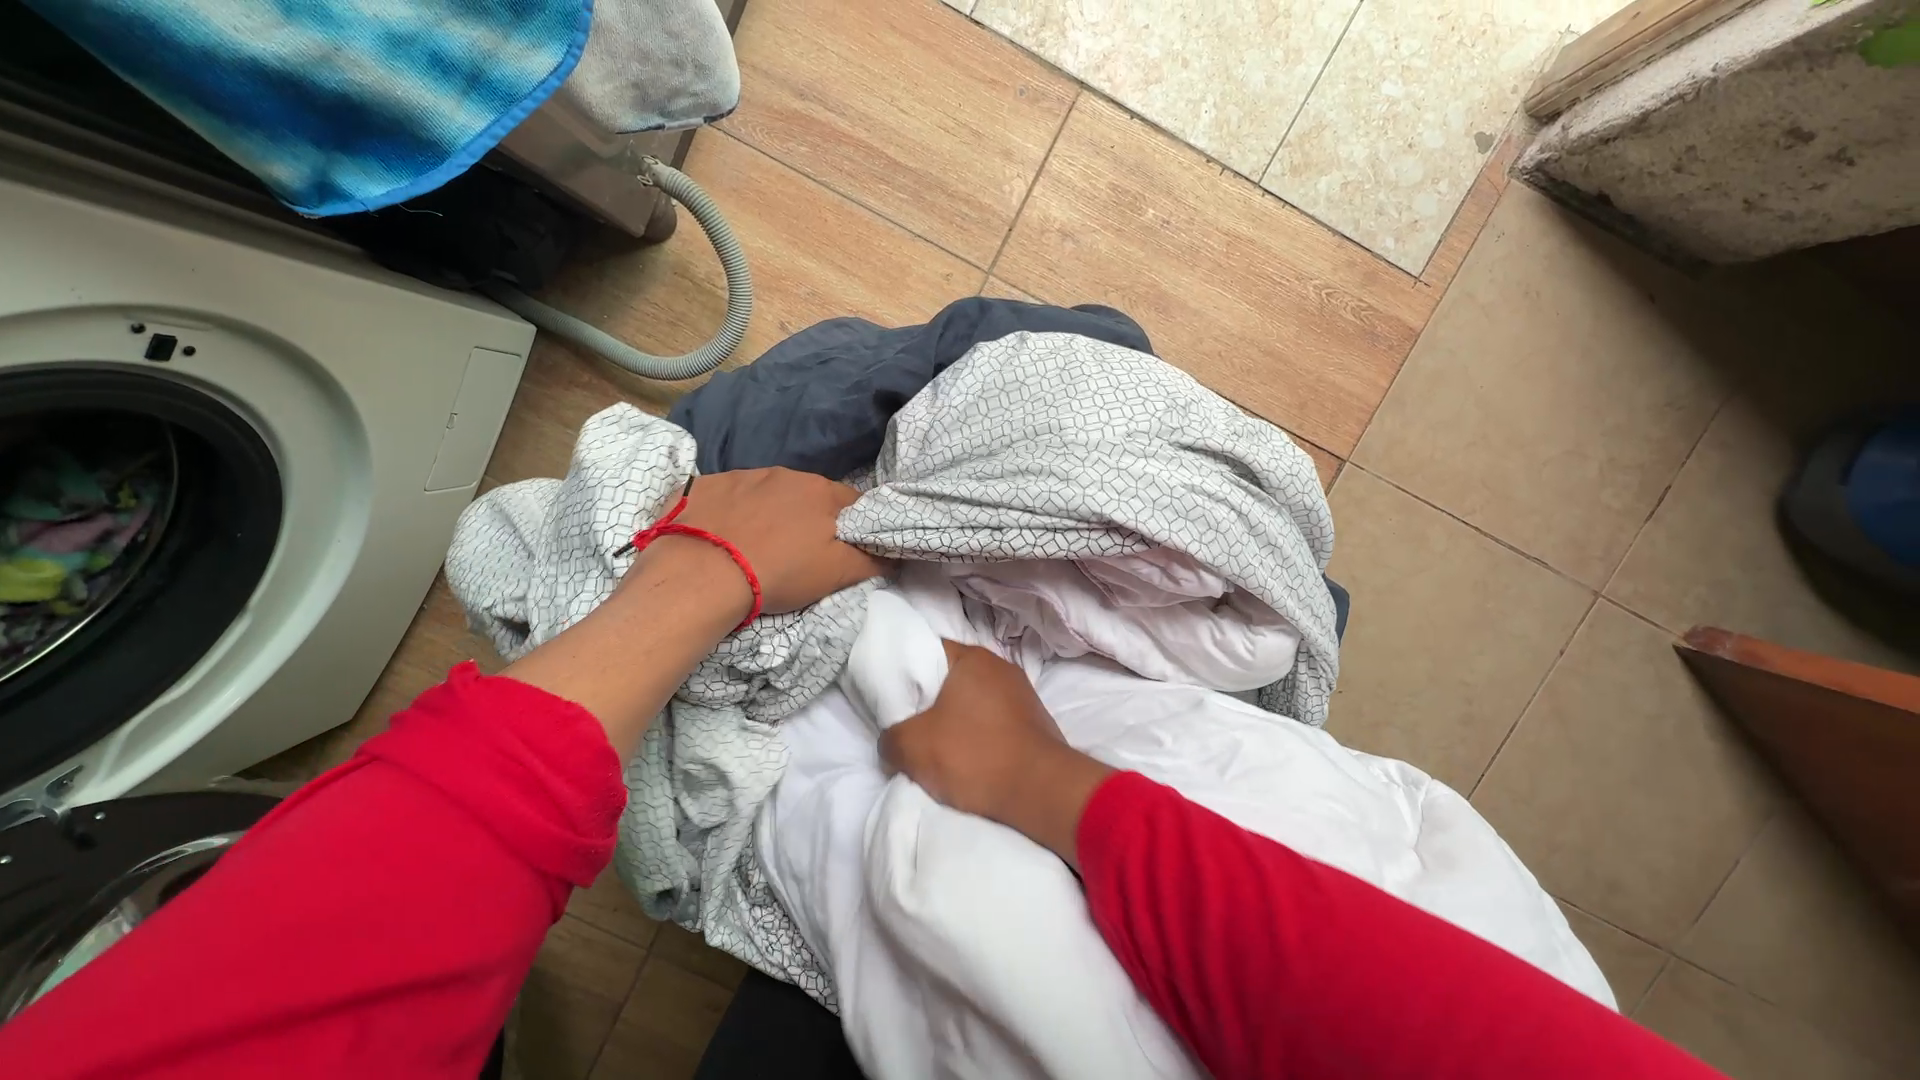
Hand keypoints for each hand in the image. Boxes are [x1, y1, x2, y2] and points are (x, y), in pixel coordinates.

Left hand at [628, 467, 891, 617]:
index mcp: (820, 491)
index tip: (843, 548)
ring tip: (756, 545)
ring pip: (768, 493)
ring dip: (769, 512)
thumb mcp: (835, 574)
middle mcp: (784, 474)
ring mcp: (741, 476)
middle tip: (798, 551)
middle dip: (809, 517)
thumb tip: (892, 555)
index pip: (853, 503)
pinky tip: (722, 537)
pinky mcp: (704, 485)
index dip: (853, 527)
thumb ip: (870, 561)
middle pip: (808, 495)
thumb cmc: (778, 573)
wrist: (700, 574)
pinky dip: (731, 512)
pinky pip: (728, 496)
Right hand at [880, 641, 1113, 865]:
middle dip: (931, 701)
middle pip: (952, 678)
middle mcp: (1002, 667)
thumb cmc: (973, 755)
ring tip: (940, 749)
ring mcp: (1024, 695)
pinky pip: (997, 723)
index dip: (906, 671)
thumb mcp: (912, 748)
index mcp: (973, 658)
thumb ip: (890, 738)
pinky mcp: (1037, 723)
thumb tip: (893, 742)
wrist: (1040, 791)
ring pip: (976, 702)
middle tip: (911, 726)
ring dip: (958, 722)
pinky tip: (972, 760)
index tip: (894, 697)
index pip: (928, 649)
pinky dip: (982, 737)